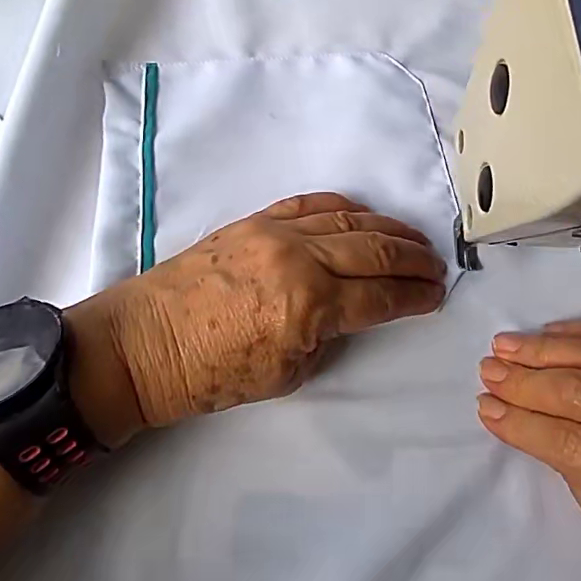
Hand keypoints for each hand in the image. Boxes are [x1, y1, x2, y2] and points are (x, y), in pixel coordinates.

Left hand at [66, 193, 447, 447]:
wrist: (145, 343)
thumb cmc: (209, 374)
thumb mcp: (284, 376)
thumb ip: (324, 338)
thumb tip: (344, 312)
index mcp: (309, 307)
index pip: (380, 297)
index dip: (414, 297)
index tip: (435, 296)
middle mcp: (298, 259)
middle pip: (373, 250)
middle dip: (412, 259)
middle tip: (434, 266)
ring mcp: (272, 233)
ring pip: (346, 220)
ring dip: (386, 228)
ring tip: (411, 238)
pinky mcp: (251, 221)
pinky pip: (307, 204)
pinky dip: (341, 208)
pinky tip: (360, 215)